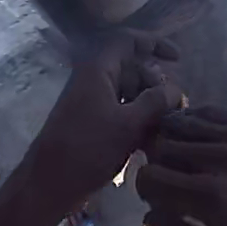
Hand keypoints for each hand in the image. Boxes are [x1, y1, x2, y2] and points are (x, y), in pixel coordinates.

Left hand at [18, 33, 181, 215]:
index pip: (128, 41)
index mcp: (98, 70)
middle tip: (176, 106)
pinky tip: (153, 139)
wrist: (48, 184)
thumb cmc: (87, 148)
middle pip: (133, 68)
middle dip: (157, 84)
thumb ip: (155, 102)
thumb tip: (176, 89)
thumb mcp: (128, 124)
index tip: (178, 59)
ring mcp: (92, 102)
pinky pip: (122, 111)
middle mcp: (95, 80)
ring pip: (129, 92)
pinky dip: (139, 120)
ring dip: (150, 105)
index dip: (154, 43)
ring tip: (168, 125)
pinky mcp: (93, 123)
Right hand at [137, 107, 226, 225]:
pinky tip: (193, 131)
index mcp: (210, 197)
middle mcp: (221, 160)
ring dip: (171, 137)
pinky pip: (214, 113)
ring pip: (185, 123)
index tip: (154, 198)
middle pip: (163, 146)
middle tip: (164, 175)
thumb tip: (151, 214)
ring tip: (174, 151)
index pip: (151, 178)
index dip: (144, 187)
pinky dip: (195, 119)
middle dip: (155, 161)